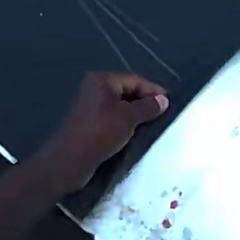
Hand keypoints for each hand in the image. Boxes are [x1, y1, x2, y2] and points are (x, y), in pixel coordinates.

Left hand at [40, 72, 168, 189]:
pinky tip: (136, 130)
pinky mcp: (89, 121)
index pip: (135, 79)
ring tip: (154, 122)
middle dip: (146, 100)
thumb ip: (148, 107)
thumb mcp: (128, 118)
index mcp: (102, 80)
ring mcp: (90, 104)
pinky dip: (126, 120)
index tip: (170, 101)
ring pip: (120, 104)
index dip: (154, 89)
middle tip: (164, 112)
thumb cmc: (100, 132)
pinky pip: (113, 115)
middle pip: (127, 89)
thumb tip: (164, 100)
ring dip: (136, 112)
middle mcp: (95, 88)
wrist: (69, 160)